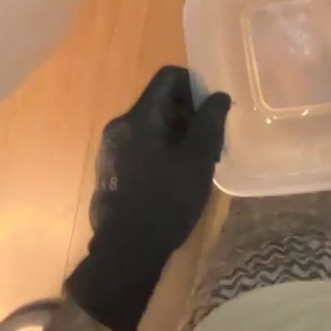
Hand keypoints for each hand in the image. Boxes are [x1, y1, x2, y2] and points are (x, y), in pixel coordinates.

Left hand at [65, 66, 229, 330]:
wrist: (125, 253)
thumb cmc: (165, 201)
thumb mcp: (197, 160)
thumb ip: (210, 122)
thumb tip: (219, 96)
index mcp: (139, 116)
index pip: (168, 77)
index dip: (194, 84)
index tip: (212, 109)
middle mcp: (120, 124)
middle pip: (159, 101)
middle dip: (188, 113)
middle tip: (210, 140)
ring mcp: (111, 148)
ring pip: (151, 124)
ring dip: (176, 133)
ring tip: (196, 161)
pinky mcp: (110, 168)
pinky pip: (140, 143)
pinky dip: (161, 149)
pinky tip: (175, 177)